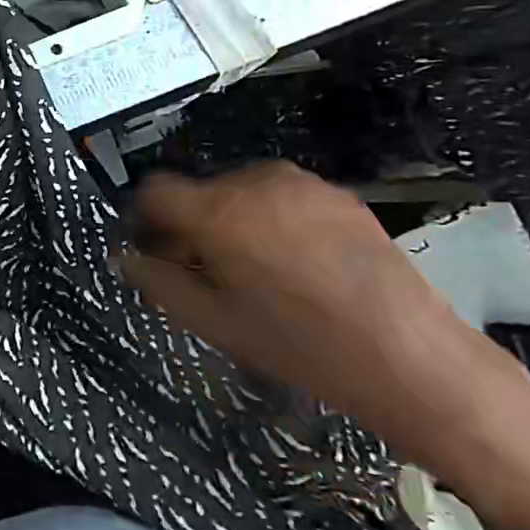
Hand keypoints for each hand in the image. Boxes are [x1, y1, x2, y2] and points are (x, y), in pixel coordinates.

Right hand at [120, 163, 529, 476]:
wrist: (402, 348)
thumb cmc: (297, 344)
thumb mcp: (214, 323)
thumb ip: (160, 282)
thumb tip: (127, 256)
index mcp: (218, 211)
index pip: (155, 189)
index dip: (144, 217)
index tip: (154, 248)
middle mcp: (255, 180)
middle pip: (200, 190)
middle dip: (193, 223)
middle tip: (209, 270)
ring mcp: (301, 181)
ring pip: (242, 190)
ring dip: (233, 219)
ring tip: (259, 270)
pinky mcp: (335, 191)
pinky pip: (282, 196)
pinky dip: (272, 218)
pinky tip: (300, 263)